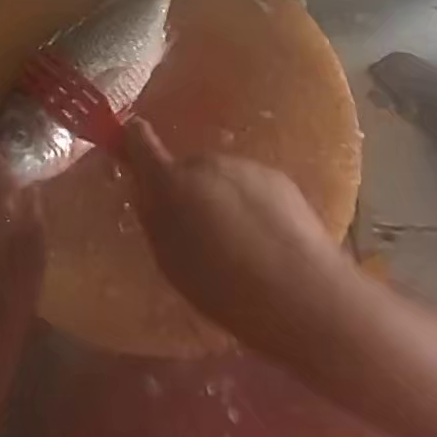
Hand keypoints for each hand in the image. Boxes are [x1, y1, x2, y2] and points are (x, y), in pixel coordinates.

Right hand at [123, 118, 347, 335]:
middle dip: (188, 190)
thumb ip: (153, 217)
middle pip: (187, 167)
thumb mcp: (170, 261)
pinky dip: (252, 205)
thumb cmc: (225, 288)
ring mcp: (244, 166)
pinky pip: (252, 186)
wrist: (305, 297)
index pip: (139, 139)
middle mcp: (205, 162)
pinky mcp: (278, 177)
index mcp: (171, 181)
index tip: (131, 151)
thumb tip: (146, 189)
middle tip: (200, 232)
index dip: (133, 142)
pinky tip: (268, 242)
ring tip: (242, 245)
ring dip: (222, 199)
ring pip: (222, 178)